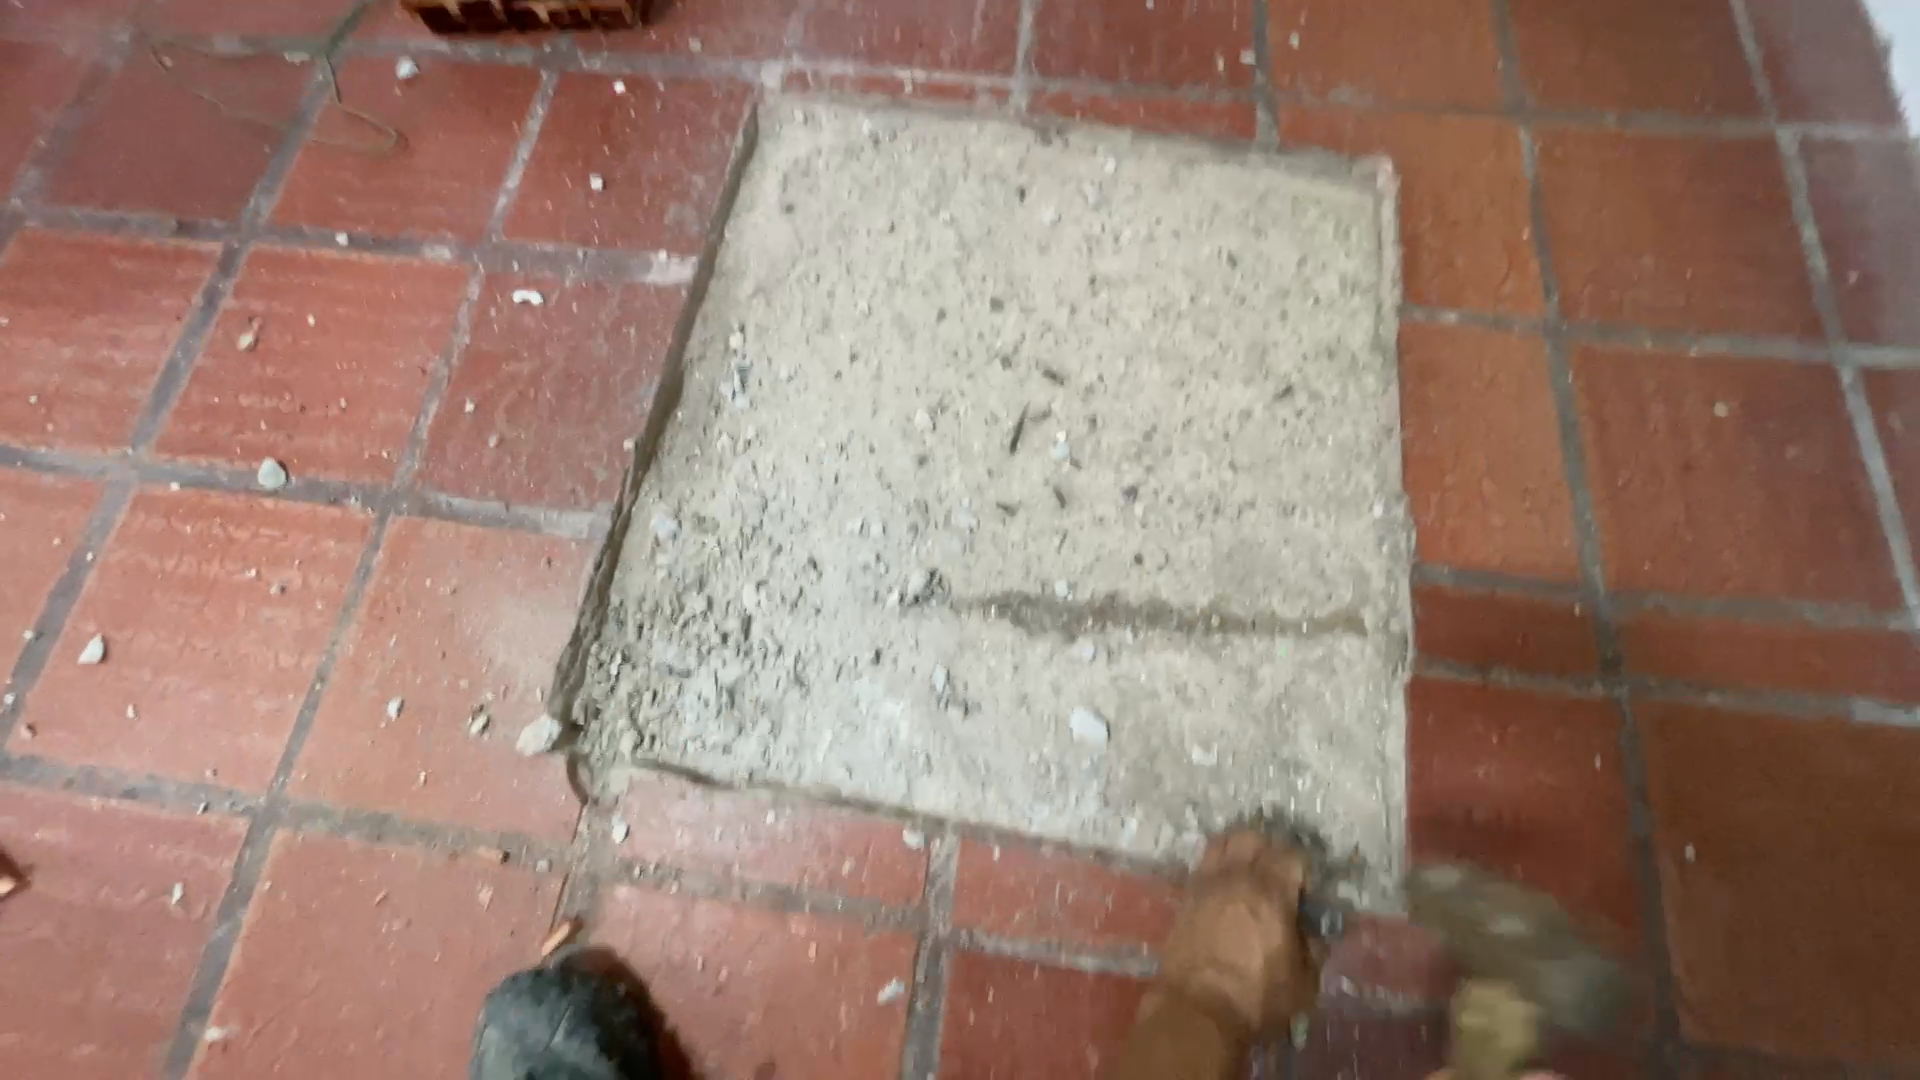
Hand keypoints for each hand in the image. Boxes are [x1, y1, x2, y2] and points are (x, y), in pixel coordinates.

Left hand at [1151, 829, 1319, 1031]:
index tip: (1307, 888)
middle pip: (1252, 838)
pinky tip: (1226, 883)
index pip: (1291, 855)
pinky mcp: (1187, 892)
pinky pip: (1204, 861)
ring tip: (1249, 870)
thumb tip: (1313, 932)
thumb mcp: (1303, 981)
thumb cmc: (1257, 996)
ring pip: (1223, 842)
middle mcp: (1236, 876)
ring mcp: (1206, 881)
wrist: (1197, 1005)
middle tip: (1279, 873)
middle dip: (1270, 848)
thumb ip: (1313, 948)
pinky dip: (1217, 863)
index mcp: (1270, 892)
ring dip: (1239, 848)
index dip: (1303, 867)